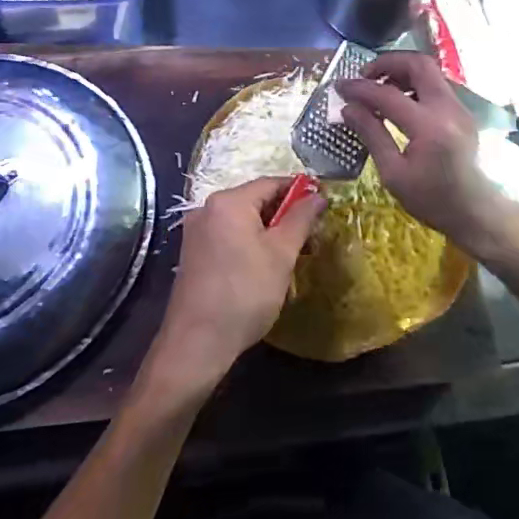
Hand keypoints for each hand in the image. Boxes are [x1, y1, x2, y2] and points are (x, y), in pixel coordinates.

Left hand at [146, 177, 324, 393]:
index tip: (324, 200)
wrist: (199, 336)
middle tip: (313, 232)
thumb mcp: (281, 254)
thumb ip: (300, 220)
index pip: (269, 183)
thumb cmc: (246, 292)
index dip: (298, 189)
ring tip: (295, 250)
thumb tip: (316, 196)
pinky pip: (227, 234)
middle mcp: (206, 208)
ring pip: (240, 218)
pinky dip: (249, 240)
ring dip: (268, 229)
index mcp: (227, 202)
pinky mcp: (194, 250)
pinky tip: (265, 261)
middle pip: (253, 199)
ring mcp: (196, 230)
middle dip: (284, 212)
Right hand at [334, 52, 518, 258]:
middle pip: (419, 64)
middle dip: (386, 64)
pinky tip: (395, 102)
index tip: (338, 87)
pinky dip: (411, 84)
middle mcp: (449, 110)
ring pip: (429, 71)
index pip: (387, 94)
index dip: (359, 88)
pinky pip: (435, 85)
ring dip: (400, 72)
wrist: (478, 213)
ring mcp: (460, 109)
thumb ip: (371, 134)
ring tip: (376, 89)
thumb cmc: (432, 200)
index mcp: (429, 127)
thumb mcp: (393, 173)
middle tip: (363, 77)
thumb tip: (348, 108)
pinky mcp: (461, 113)